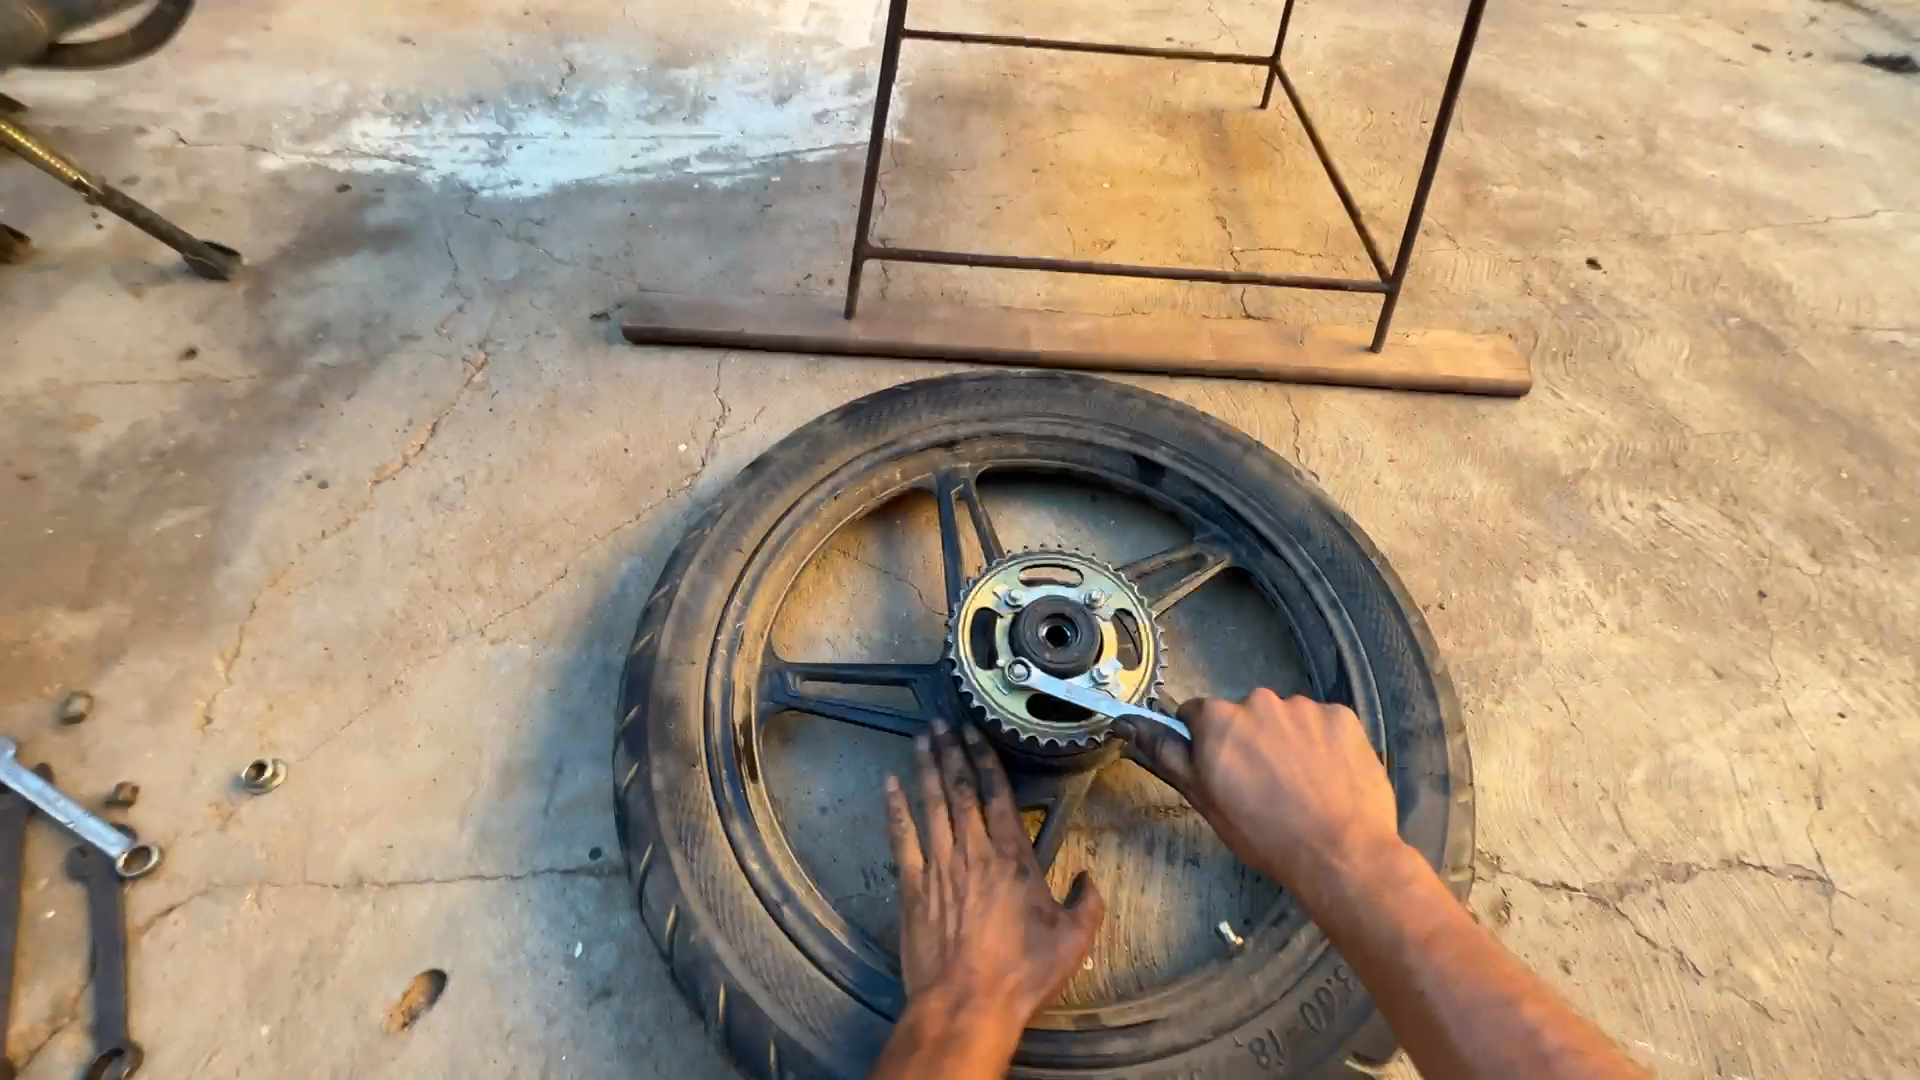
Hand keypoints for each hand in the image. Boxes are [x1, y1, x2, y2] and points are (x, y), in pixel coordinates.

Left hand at [885, 720, 1104, 1026]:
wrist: (967, 1003)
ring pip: (929, 802)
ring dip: (924, 766)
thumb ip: (1087, 902)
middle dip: (951, 750)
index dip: (984, 757)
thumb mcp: (1072, 940)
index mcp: (1011, 855)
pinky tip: (889, 783)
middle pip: (959, 788)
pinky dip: (894, 807)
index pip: (997, 792)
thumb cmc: (1021, 973)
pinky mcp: (912, 884)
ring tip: (921, 737)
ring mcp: (939, 863)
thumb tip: (1089, 876)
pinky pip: (901, 836)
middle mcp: (973, 848)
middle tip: (942, 721)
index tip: (974, 732)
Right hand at [1116, 689, 1402, 907]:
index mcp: (1218, 719)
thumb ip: (1166, 753)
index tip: (1223, 772)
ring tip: (1301, 786)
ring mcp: (1304, 707)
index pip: (1198, 716)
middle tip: (1263, 785)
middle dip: (1249, 740)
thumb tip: (1128, 723)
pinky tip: (1328, 777)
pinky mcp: (1343, 717)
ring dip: (1286, 741)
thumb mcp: (1204, 798)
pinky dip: (1322, 744)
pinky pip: (1322, 724)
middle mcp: (1257, 700)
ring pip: (1284, 718)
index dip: (1207, 744)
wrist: (1341, 855)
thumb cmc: (1263, 833)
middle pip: (1244, 714)